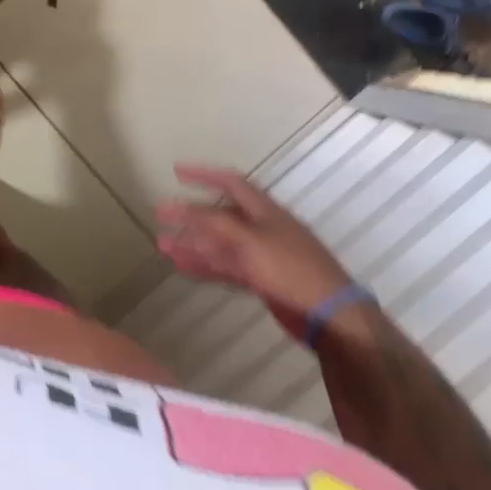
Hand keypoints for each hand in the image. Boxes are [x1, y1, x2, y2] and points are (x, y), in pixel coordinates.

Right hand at [154, 165, 355, 338]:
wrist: (329, 316)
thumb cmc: (291, 270)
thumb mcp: (250, 240)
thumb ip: (214, 223)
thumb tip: (181, 206)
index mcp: (266, 212)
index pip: (232, 183)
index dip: (204, 175)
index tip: (176, 172)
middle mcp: (263, 229)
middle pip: (221, 215)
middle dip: (190, 215)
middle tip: (161, 215)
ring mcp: (263, 256)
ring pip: (220, 244)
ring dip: (191, 243)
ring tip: (162, 245)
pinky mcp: (261, 280)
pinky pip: (226, 267)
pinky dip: (204, 265)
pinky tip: (182, 267)